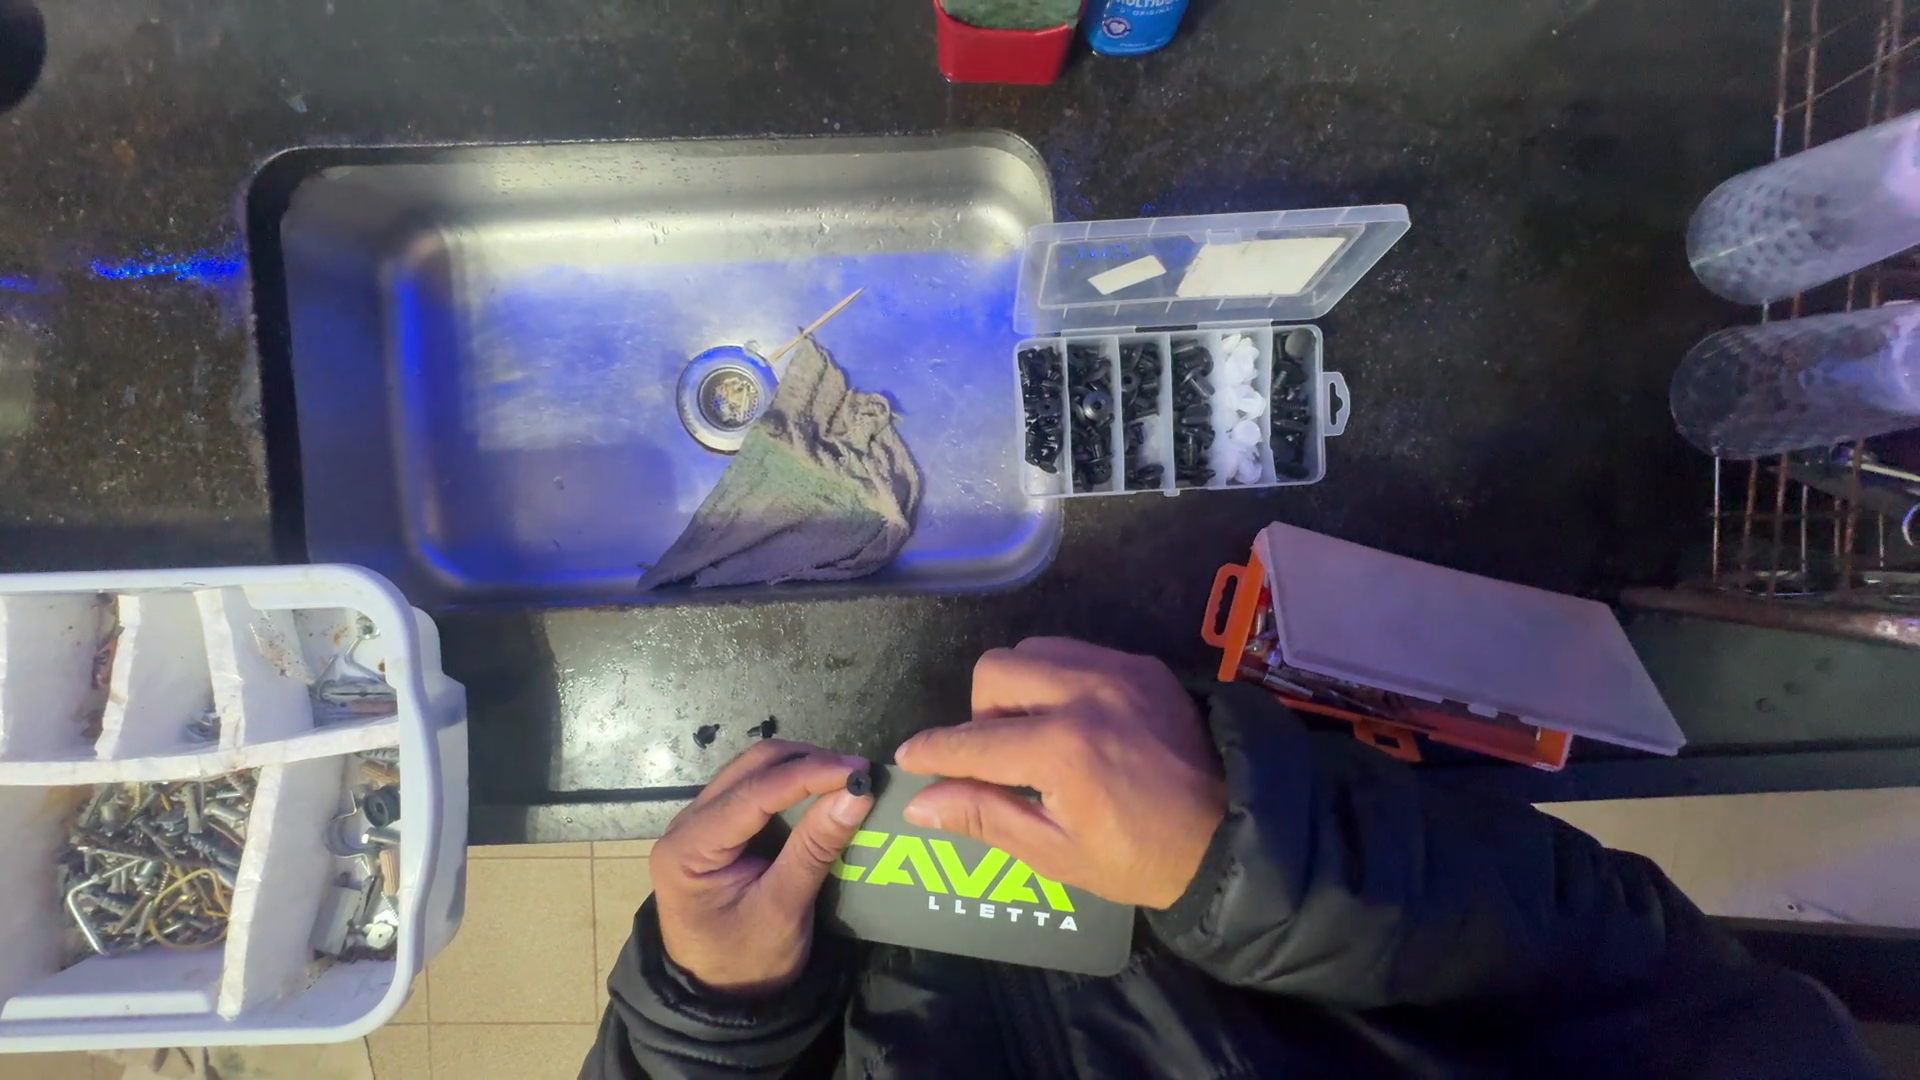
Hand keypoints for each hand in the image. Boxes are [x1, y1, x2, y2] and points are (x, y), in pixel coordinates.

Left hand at [651, 740, 872, 996]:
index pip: (755, 791)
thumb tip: (857, 793)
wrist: (721, 1000)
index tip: (858, 771)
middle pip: (752, 766)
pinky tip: (823, 788)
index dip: (810, 773)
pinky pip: (757, 784)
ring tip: (846, 779)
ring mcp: (701, 819)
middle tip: (857, 773)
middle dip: (808, 762)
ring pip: (755, 767)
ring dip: (802, 765)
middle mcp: (688, 822)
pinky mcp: (719, 823)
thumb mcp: (784, 910)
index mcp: (689, 847)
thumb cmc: (747, 963)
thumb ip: (815, 848)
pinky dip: (793, 779)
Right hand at [895, 638, 1225, 909]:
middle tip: (1004, 753)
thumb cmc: (1141, 857)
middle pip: (994, 670)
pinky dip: (1058, 679)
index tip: (907, 757)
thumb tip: (919, 801)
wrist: (1235, 830)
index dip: (933, 751)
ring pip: (1032, 650)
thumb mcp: (1058, 853)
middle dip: (981, 712)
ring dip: (1018, 687)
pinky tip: (1079, 716)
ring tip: (1041, 730)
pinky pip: (1074, 651)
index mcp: (1063, 749)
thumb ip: (985, 817)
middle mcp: (1085, 692)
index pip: (973, 742)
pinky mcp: (1140, 662)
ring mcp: (1117, 670)